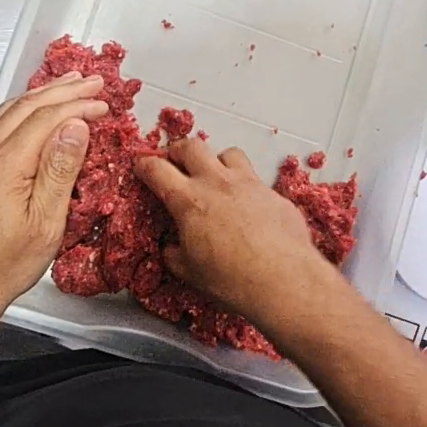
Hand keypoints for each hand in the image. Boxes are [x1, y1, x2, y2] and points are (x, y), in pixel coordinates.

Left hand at [0, 73, 108, 318]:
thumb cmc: (1, 267)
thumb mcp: (45, 224)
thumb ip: (60, 171)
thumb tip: (75, 128)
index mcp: (4, 167)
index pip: (46, 119)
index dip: (78, 106)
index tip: (103, 103)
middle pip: (26, 107)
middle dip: (63, 90)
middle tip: (92, 81)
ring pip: (10, 112)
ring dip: (42, 95)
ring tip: (69, 85)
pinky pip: (0, 126)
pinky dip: (25, 110)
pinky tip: (36, 112)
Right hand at [135, 138, 339, 330]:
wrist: (283, 280)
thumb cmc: (232, 279)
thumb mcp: (191, 272)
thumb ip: (176, 254)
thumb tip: (172, 249)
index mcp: (189, 200)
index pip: (157, 170)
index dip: (145, 165)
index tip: (142, 165)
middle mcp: (217, 183)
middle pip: (192, 147)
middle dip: (179, 150)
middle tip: (176, 160)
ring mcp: (248, 184)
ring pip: (228, 154)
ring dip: (217, 161)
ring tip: (216, 176)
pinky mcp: (274, 193)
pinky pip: (256, 181)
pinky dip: (247, 188)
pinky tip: (250, 208)